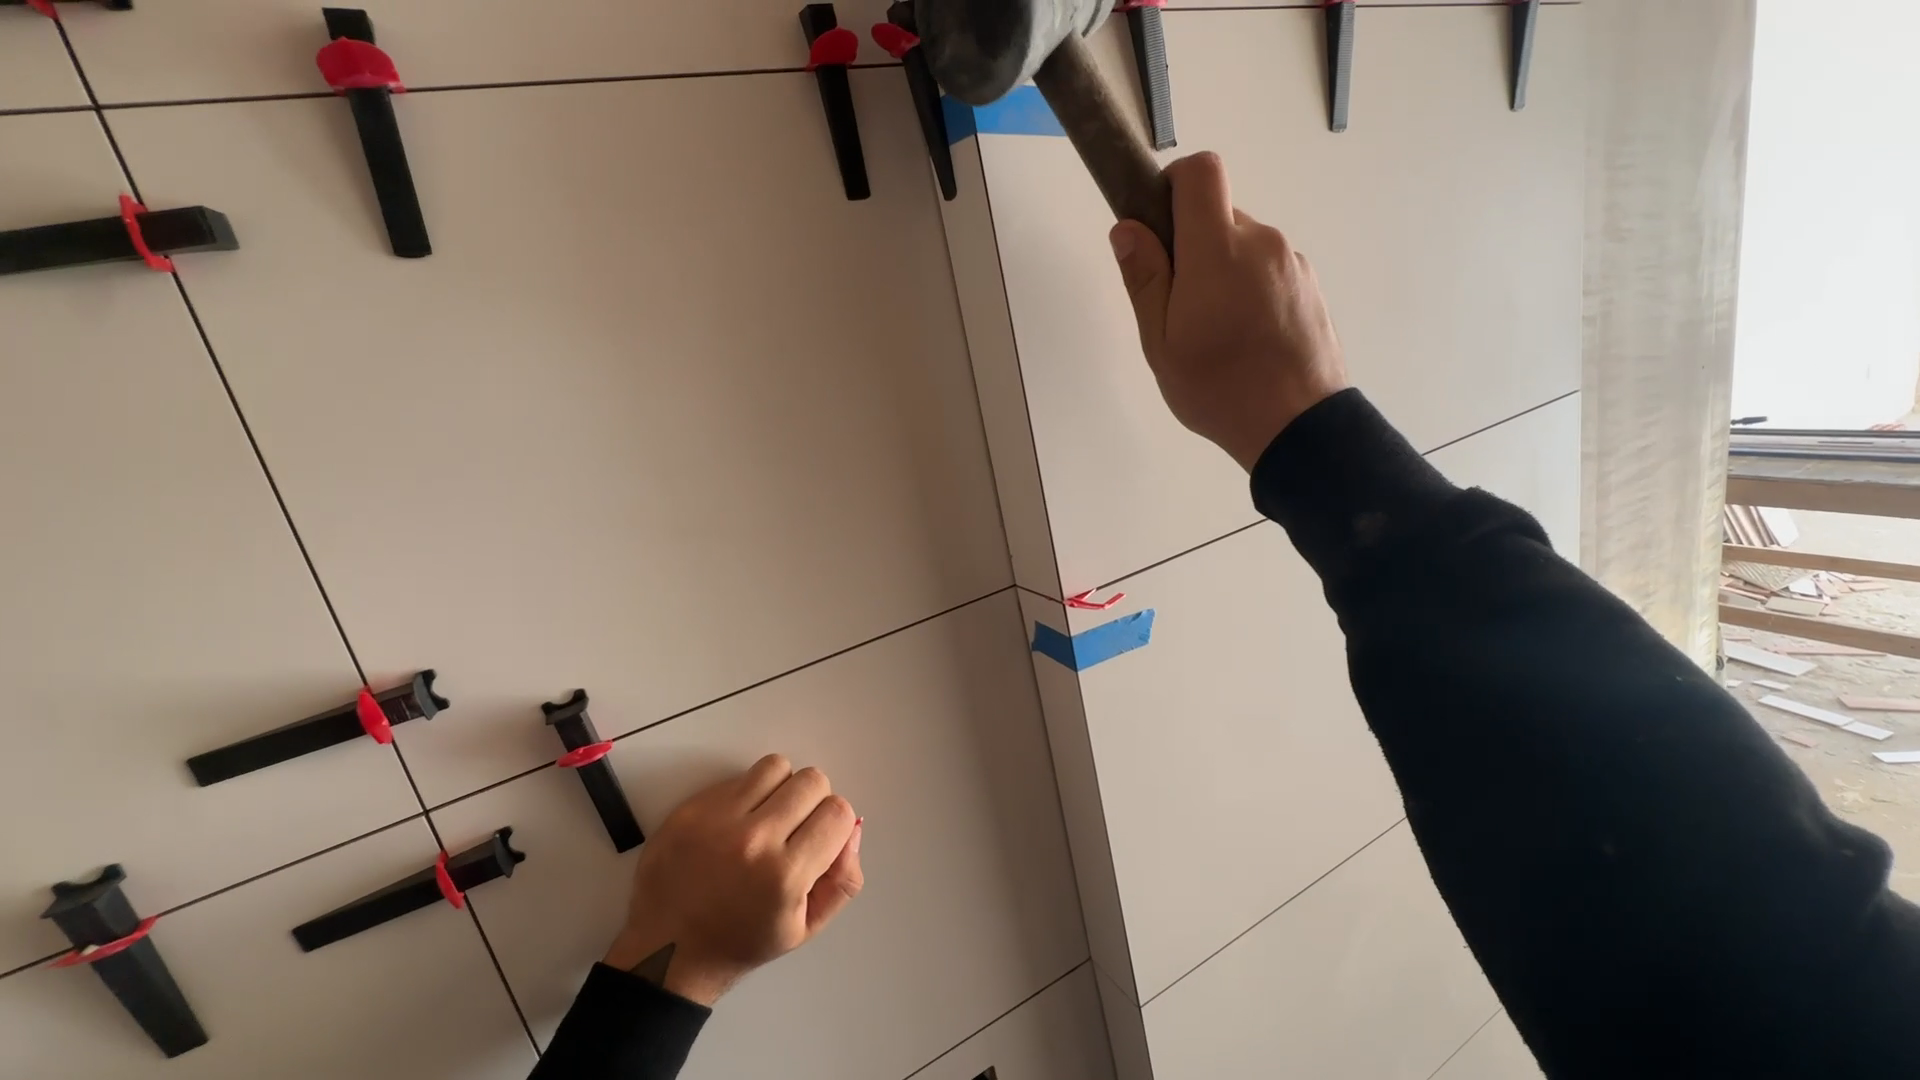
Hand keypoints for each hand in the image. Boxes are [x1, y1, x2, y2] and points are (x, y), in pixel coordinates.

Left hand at [602, 754, 863, 1005]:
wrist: (666, 953)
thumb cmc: (739, 943)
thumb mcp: (805, 928)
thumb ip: (843, 880)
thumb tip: (852, 830)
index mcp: (785, 876)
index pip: (838, 812)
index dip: (834, 824)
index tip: (818, 841)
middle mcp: (753, 841)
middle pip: (812, 780)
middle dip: (812, 801)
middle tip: (794, 829)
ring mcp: (717, 820)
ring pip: (776, 767)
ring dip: (779, 788)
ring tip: (766, 817)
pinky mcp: (691, 809)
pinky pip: (737, 778)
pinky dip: (745, 795)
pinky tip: (735, 824)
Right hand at [1109, 152, 1350, 470]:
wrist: (1297, 426)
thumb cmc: (1218, 388)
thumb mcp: (1160, 342)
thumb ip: (1144, 278)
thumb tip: (1127, 228)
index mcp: (1218, 250)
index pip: (1200, 171)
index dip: (1172, 183)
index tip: (1158, 227)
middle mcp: (1261, 242)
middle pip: (1218, 213)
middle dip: (1191, 243)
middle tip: (1177, 304)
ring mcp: (1291, 263)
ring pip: (1243, 244)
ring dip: (1220, 270)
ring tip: (1214, 331)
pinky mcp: (1309, 285)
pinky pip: (1267, 269)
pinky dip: (1248, 287)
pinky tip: (1244, 338)